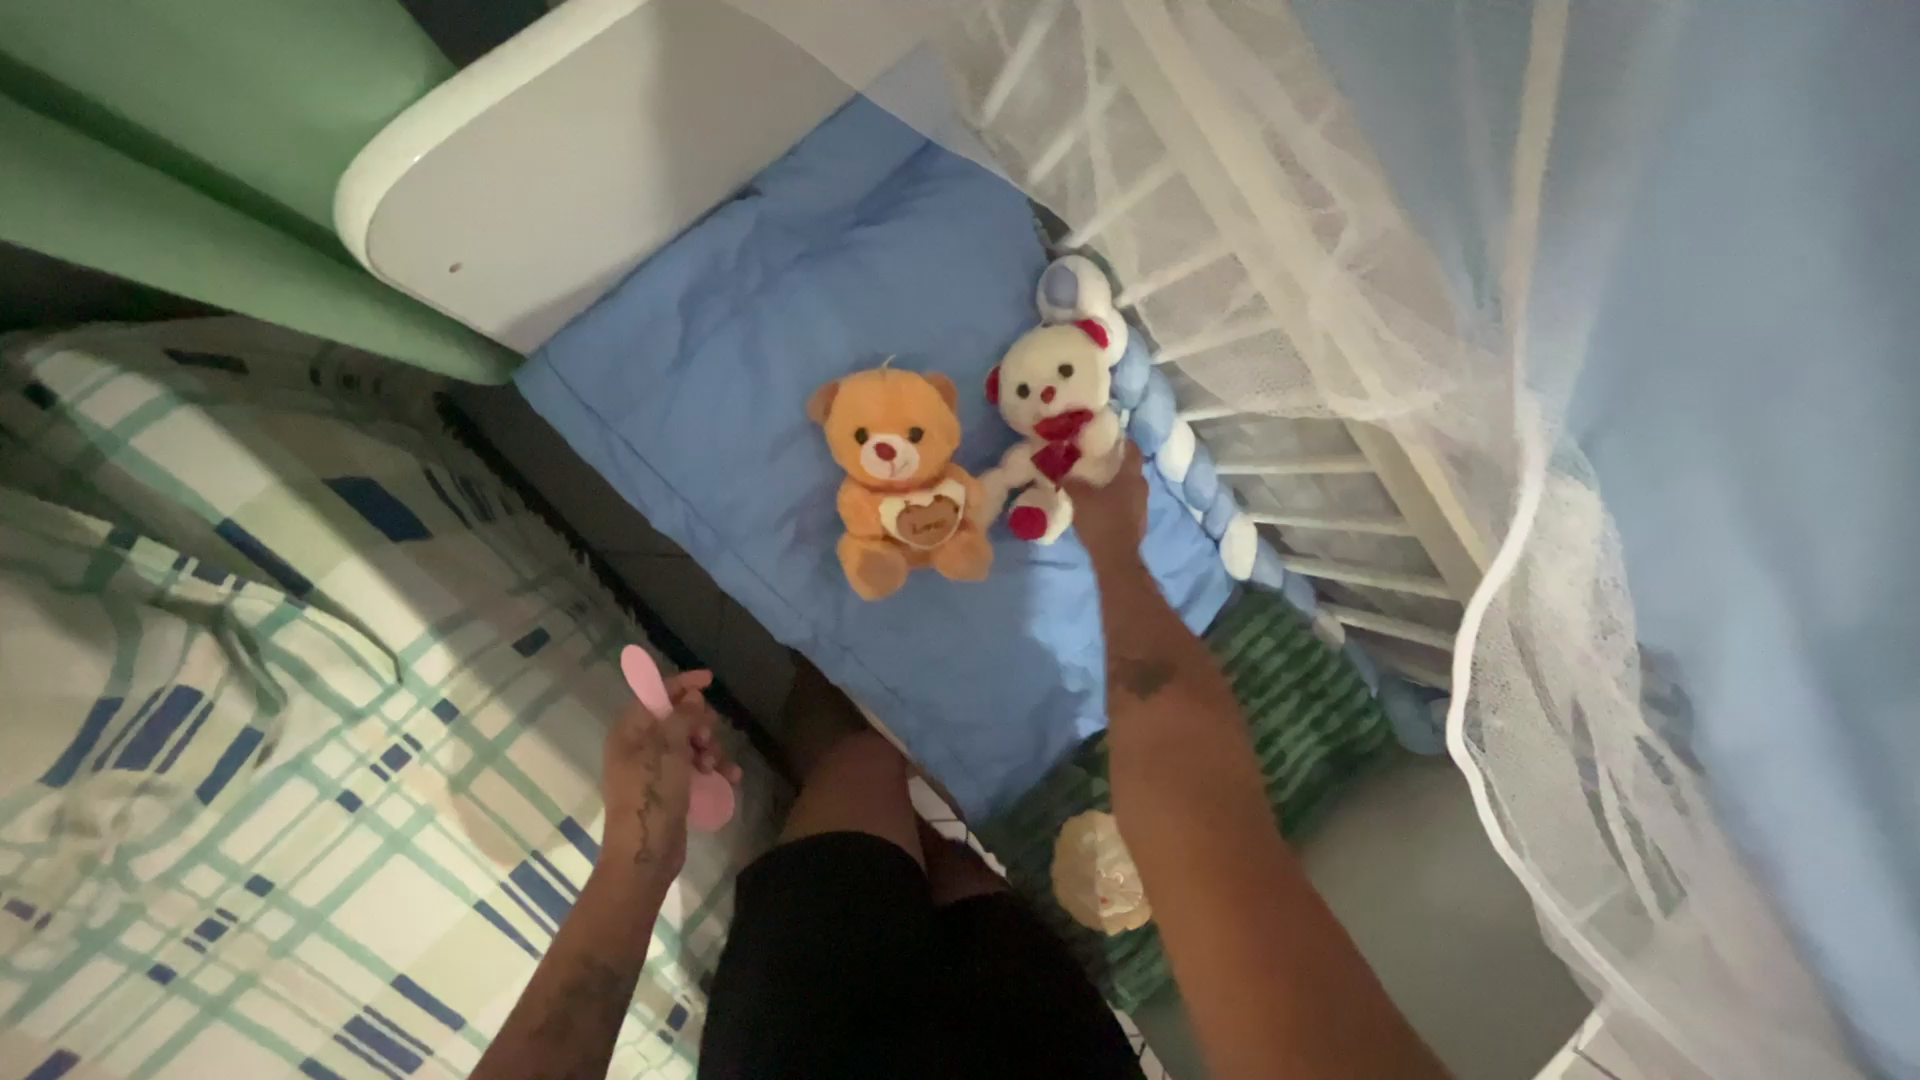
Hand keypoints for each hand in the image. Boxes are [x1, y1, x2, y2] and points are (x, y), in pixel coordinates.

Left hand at [599, 670, 741, 877]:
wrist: (645, 853)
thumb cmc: (651, 794)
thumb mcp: (668, 747)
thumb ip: (682, 716)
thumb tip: (692, 697)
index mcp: (629, 732)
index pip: (654, 695)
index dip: (681, 684)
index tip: (710, 681)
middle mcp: (639, 747)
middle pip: (676, 720)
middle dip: (700, 724)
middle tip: (709, 737)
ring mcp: (654, 770)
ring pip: (690, 744)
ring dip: (710, 749)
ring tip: (718, 765)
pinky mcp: (669, 790)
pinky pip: (694, 768)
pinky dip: (712, 769)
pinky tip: (729, 778)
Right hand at [1066, 441, 1148, 565]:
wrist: (1116, 557)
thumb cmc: (1101, 521)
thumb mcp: (1081, 498)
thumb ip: (1072, 482)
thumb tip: (1062, 471)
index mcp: (1131, 477)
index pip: (1133, 451)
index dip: (1125, 441)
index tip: (1113, 436)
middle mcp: (1141, 489)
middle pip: (1132, 470)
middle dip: (1118, 464)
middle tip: (1100, 460)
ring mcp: (1142, 507)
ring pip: (1131, 488)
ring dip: (1118, 484)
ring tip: (1099, 483)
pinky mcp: (1138, 523)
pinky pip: (1128, 504)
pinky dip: (1118, 500)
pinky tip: (1103, 505)